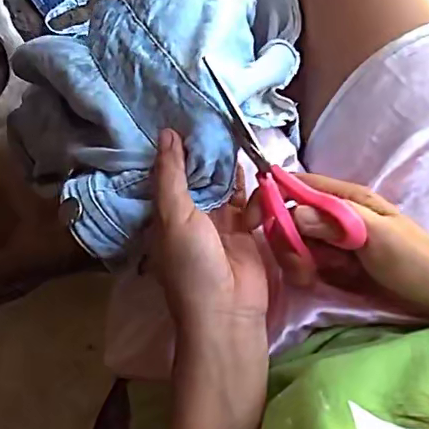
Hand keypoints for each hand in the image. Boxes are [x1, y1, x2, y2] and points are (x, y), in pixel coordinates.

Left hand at [151, 129, 269, 428]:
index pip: (171, 175)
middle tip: (219, 117)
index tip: (187, 115)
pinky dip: (256, 191)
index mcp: (167, 216)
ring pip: (227, 189)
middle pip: (201, 179)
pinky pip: (250, 205)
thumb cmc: (193, 266)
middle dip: (209, 154)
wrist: (228, 312)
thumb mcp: (175, 217)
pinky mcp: (247, 235)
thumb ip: (173, 176)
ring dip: (234, 168)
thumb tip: (166, 133)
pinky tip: (261, 169)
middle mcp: (192, 219)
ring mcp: (221, 228)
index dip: (177, 149)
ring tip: (242, 134)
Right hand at [278, 174, 428, 318]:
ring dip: (298, 259)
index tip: (254, 222)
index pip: (298, 185)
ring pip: (298, 241)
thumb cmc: (414, 260)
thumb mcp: (377, 236)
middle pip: (292, 216)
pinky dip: (308, 270)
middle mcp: (338, 213)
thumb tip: (295, 212)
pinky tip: (318, 281)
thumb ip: (336, 221)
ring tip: (313, 277)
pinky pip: (311, 260)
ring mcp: (338, 238)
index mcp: (348, 198)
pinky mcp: (340, 261)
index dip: (272, 196)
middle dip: (287, 240)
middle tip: (301, 267)